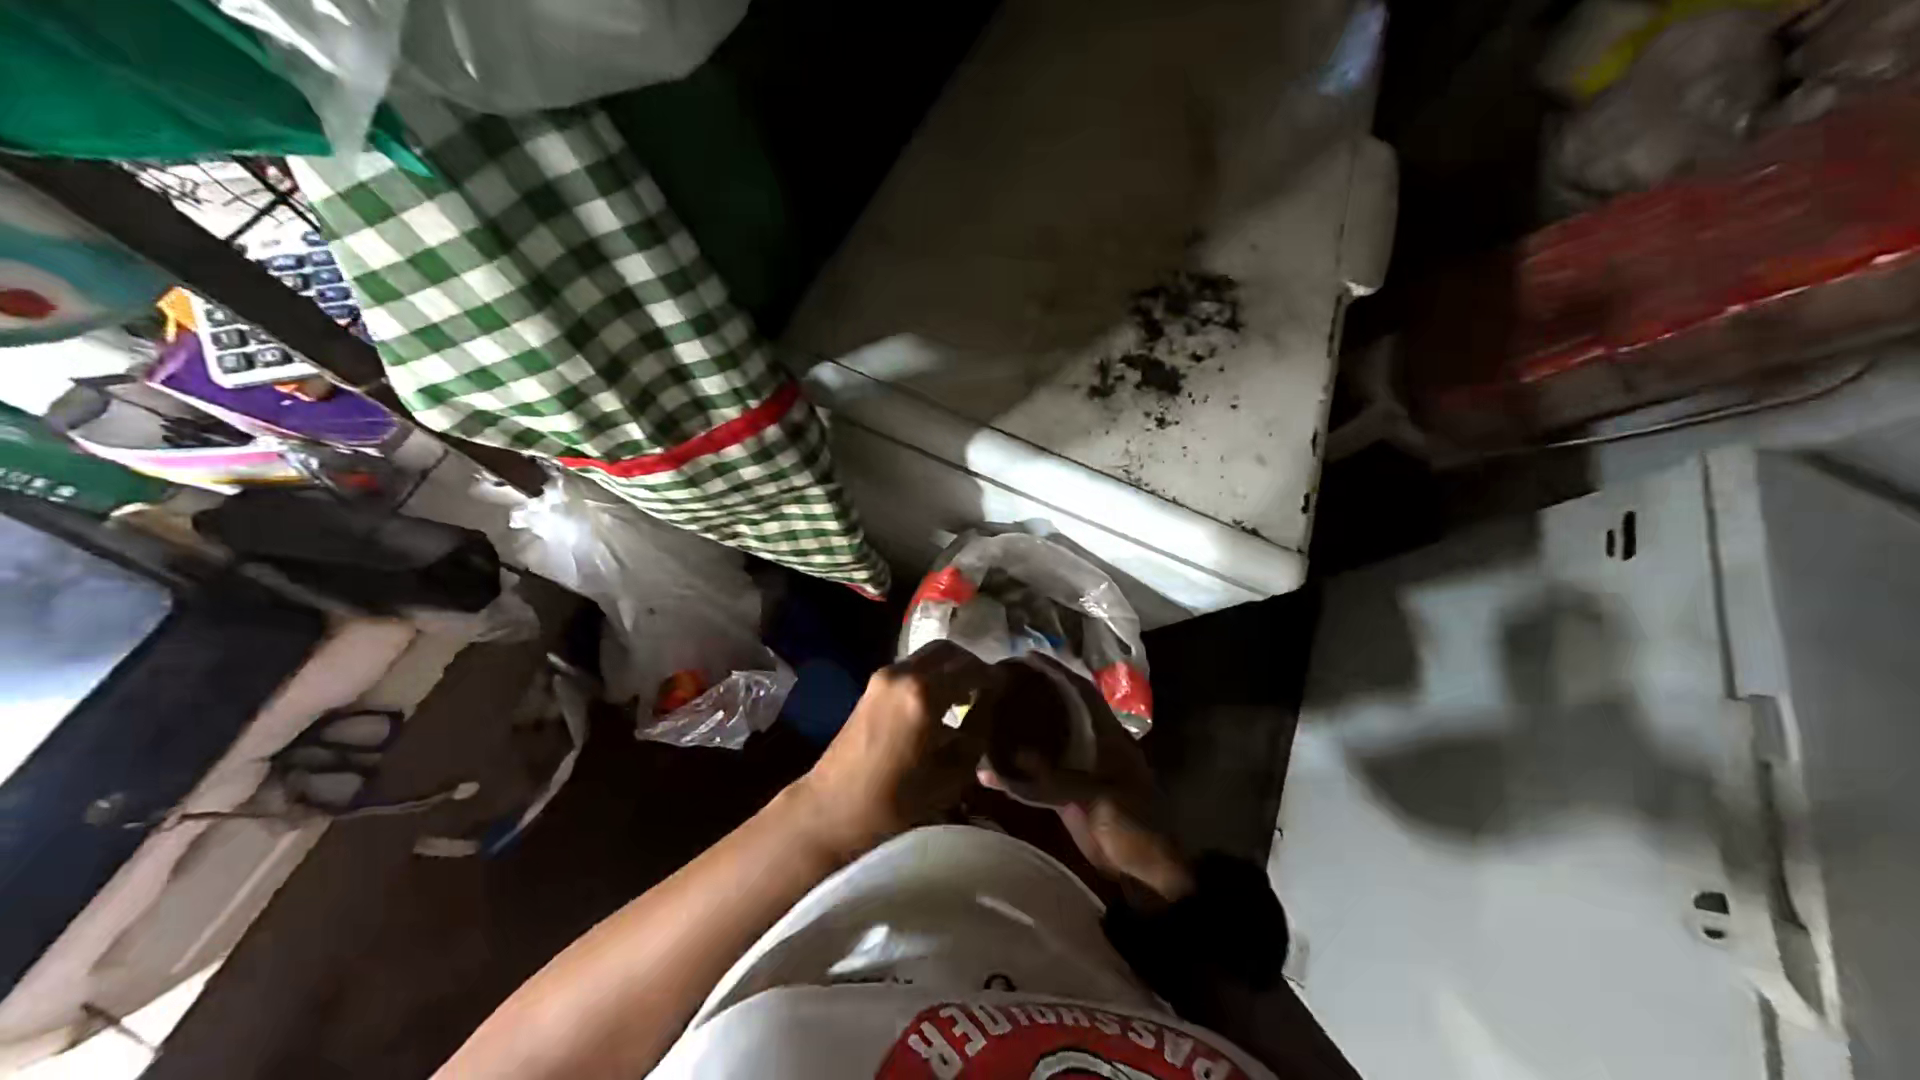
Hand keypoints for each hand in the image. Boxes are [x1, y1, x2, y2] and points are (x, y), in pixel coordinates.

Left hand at [790, 641, 992, 860]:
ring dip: (951, 667)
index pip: (973, 669)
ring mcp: (884, 675)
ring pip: (929, 655)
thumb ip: (978, 732)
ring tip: (966, 697)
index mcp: (925, 693)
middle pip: (949, 651)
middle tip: (987, 690)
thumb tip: (990, 705)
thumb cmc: (896, 801)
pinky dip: (932, 674)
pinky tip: (940, 702)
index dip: (994, 678)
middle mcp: (904, 673)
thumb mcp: (952, 773)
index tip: (1008, 691)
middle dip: (972, 665)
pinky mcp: (872, 684)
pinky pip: (913, 667)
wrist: (833, 808)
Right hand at [977, 656, 1193, 904]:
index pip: (1082, 694)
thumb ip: (1050, 780)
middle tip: (1000, 682)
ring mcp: (1081, 774)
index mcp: (1109, 739)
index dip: (1057, 672)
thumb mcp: (1097, 798)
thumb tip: (998, 765)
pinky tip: (992, 771)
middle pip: (1062, 713)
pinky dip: (1017, 773)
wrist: (1149, 877)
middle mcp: (1093, 749)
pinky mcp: (1070, 800)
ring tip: (991, 714)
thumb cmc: (1133, 827)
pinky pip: (1039, 778)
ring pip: (1048, 743)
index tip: (1028, 656)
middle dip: (1035, 695)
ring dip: (1023, 730)